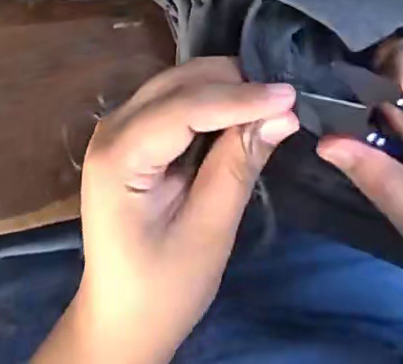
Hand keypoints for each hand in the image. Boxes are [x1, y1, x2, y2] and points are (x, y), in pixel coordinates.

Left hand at [35, 57, 298, 363]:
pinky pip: (178, 97)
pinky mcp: (134, 131)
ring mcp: (120, 125)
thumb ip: (239, 165)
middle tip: (286, 99)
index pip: (185, 106)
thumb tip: (284, 114)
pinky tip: (244, 110)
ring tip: (272, 102)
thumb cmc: (161, 288)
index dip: (240, 97)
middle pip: (182, 84)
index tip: (290, 95)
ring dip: (227, 87)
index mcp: (118, 155)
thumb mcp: (207, 232)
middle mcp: (113, 126)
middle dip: (236, 85)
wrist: (121, 320)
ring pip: (182, 82)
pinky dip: (215, 99)